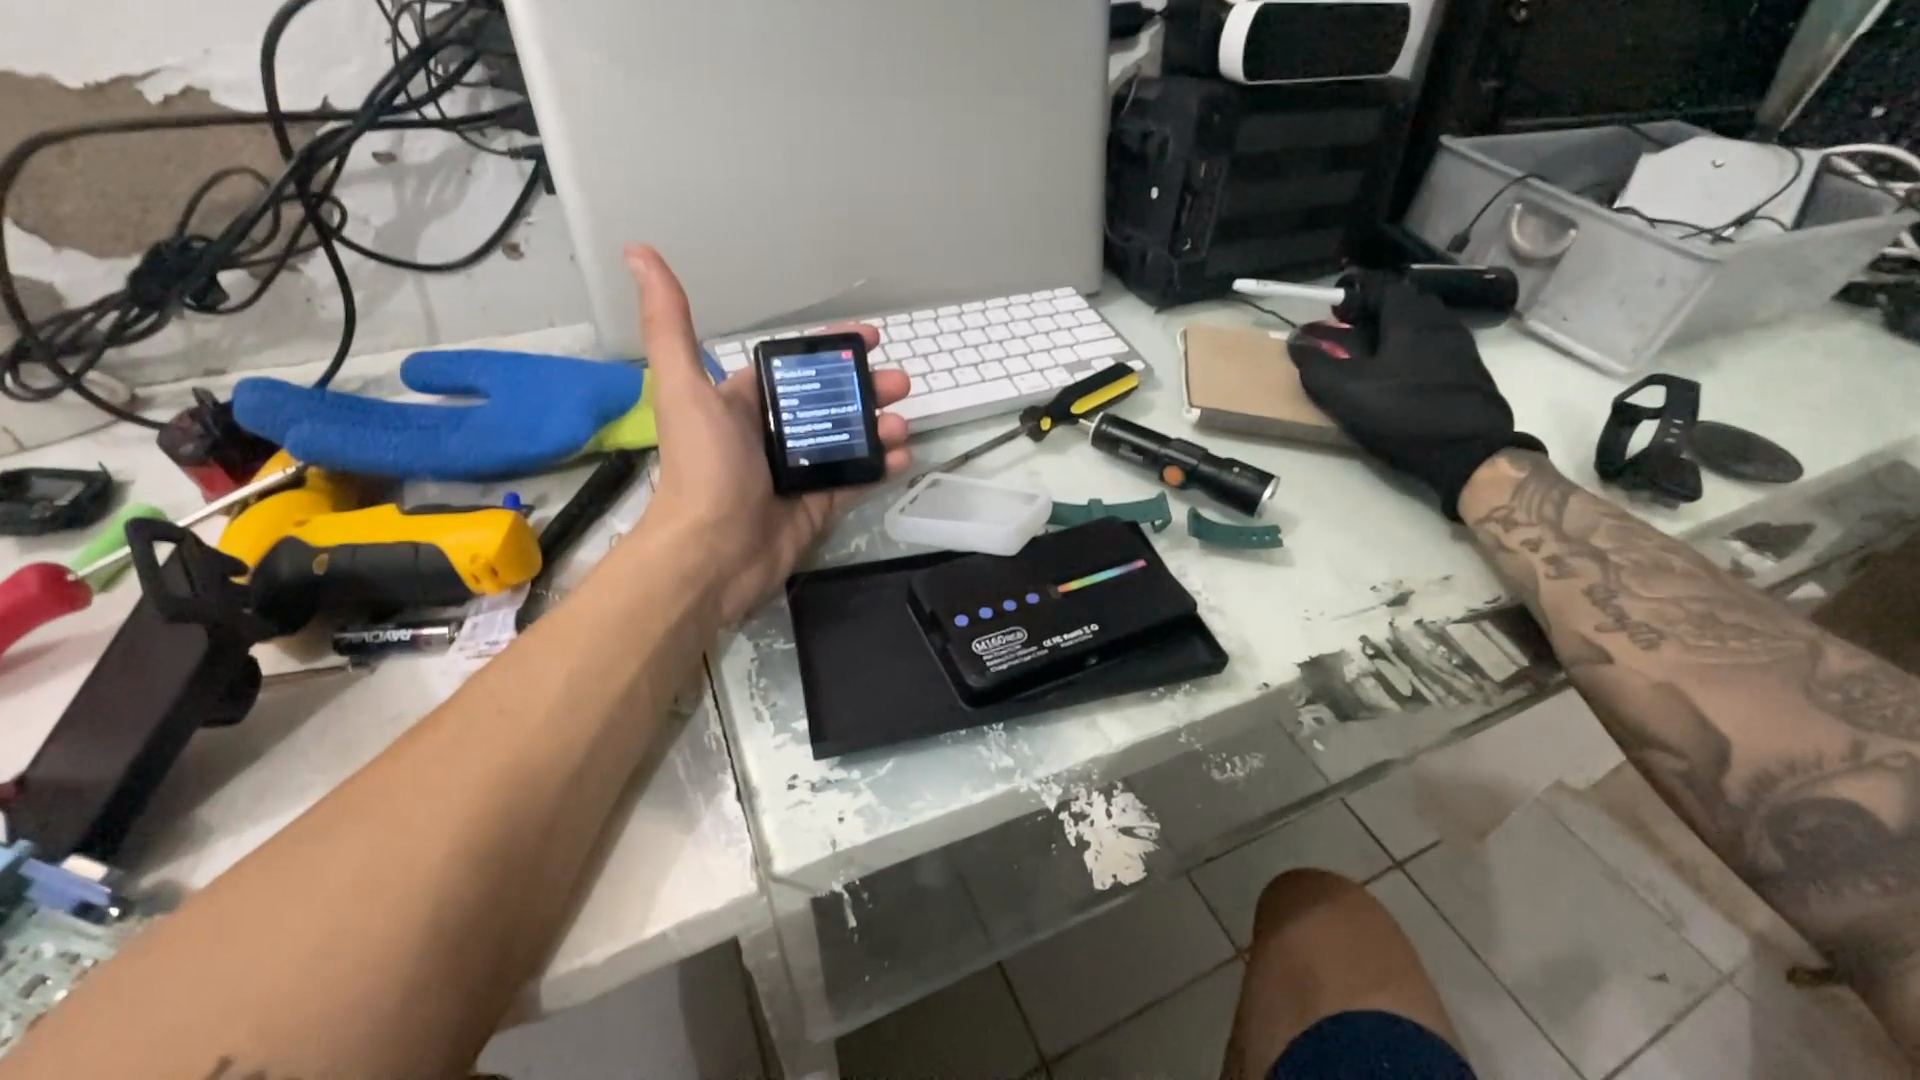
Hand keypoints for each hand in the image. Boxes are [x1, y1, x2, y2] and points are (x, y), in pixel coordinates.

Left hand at [626, 245, 911, 623]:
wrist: (713, 553)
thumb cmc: (703, 468)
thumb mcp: (687, 388)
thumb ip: (671, 325)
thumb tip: (639, 253)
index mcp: (746, 403)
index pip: (797, 367)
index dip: (833, 350)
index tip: (871, 338)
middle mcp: (773, 434)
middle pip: (832, 401)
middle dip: (868, 388)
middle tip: (902, 385)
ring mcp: (799, 472)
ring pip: (851, 439)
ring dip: (881, 426)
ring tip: (903, 423)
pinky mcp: (818, 504)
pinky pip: (858, 478)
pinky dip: (882, 465)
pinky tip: (903, 455)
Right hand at [1290, 276, 1542, 520]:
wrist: (1471, 451)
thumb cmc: (1403, 413)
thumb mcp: (1346, 392)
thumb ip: (1316, 365)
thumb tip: (1296, 341)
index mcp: (1410, 319)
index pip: (1382, 286)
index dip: (1354, 295)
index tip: (1335, 313)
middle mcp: (1439, 322)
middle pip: (1404, 303)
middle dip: (1373, 312)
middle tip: (1349, 333)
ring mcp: (1460, 346)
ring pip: (1421, 325)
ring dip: (1393, 333)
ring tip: (1371, 357)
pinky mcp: (1470, 371)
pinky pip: (1435, 346)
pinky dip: (1412, 352)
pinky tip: (1400, 377)